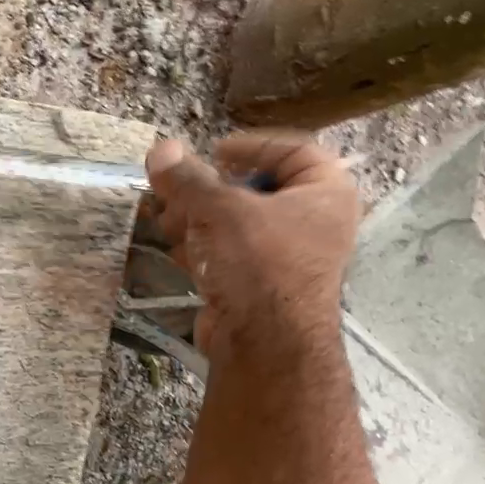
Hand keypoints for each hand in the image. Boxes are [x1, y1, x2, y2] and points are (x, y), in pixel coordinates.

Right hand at [145, 134, 359, 359]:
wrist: (264, 337)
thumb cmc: (260, 263)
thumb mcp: (223, 212)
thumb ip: (189, 181)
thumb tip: (159, 148)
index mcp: (325, 191)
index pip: (292, 151)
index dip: (251, 146)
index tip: (211, 151)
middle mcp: (309, 218)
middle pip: (253, 188)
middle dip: (207, 189)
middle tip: (173, 191)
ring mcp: (279, 252)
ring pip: (232, 221)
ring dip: (195, 218)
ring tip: (165, 222)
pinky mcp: (251, 280)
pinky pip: (222, 250)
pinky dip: (197, 245)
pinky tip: (173, 248)